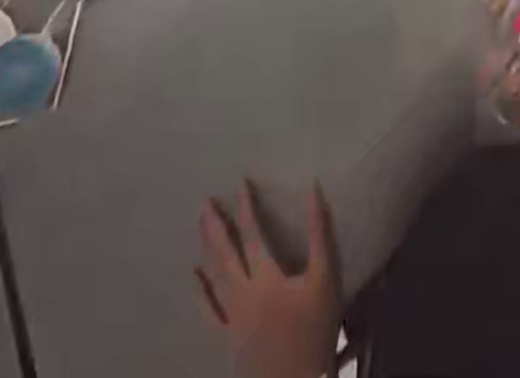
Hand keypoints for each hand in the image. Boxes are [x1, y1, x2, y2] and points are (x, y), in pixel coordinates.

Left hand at [196, 181, 340, 377]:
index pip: (252, 233)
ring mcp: (231, 315)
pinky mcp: (228, 336)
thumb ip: (319, 234)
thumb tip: (313, 193)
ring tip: (199, 225)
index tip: (241, 183)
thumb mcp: (326, 279)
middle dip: (214, 224)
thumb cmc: (316, 329)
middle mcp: (243, 292)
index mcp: (266, 276)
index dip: (247, 206)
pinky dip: (201, 290)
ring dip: (206, 247)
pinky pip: (209, 310)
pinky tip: (194, 275)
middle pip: (224, 252)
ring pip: (214, 275)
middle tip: (204, 201)